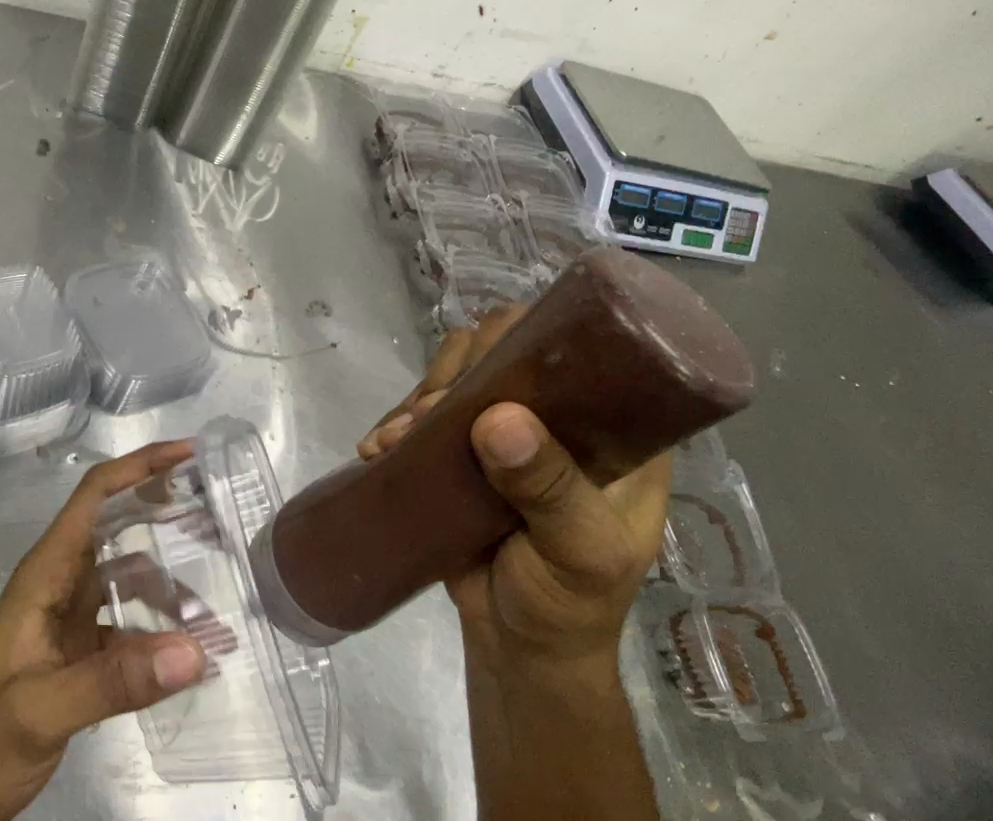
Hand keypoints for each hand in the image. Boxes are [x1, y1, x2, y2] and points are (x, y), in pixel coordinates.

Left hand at [0, 441, 209, 820]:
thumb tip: (196, 650)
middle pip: (117, 530)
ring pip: (127, 581)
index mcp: (42, 578)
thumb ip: (113, 682)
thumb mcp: (39, 712)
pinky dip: (161, 634)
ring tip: (221, 604)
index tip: (190, 454)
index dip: (139, 467)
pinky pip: (128, 630)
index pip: (92, 499)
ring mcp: (67, 623)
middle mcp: (57, 588)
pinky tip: (192, 655)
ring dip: (171, 584)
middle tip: (222, 515)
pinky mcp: (76, 657)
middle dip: (166, 515)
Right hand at [364, 304, 669, 818]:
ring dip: (420, 396)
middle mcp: (562, 417)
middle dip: (456, 373)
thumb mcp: (578, 551)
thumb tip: (499, 418)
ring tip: (396, 440)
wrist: (517, 650)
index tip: (481, 369)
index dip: (529, 341)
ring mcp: (509, 432)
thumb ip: (549, 488)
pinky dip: (398, 421)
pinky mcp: (464, 452)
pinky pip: (428, 412)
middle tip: (426, 417)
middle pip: (506, 348)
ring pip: (460, 373)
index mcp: (615, 428)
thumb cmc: (570, 604)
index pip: (579, 349)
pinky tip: (377, 449)